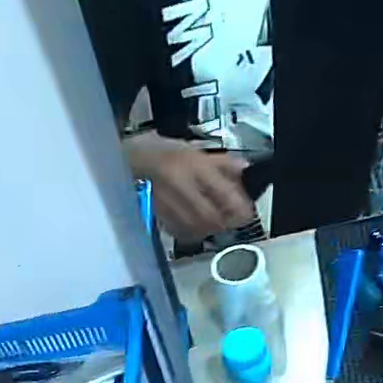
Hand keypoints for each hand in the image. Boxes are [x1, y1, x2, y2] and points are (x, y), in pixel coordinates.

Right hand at [125, 132, 254, 242]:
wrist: (135, 160)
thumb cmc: (166, 153)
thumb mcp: (197, 150)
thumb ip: (223, 163)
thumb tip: (245, 171)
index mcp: (193, 165)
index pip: (223, 193)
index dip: (239, 207)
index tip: (248, 213)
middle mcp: (181, 185)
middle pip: (211, 216)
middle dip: (226, 221)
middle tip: (234, 219)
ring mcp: (169, 204)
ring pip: (198, 227)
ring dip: (212, 228)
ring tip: (217, 220)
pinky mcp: (160, 216)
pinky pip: (183, 232)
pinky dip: (195, 232)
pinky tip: (198, 225)